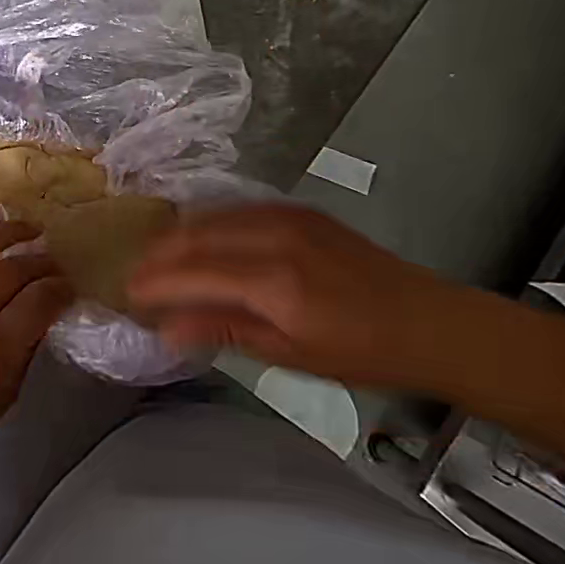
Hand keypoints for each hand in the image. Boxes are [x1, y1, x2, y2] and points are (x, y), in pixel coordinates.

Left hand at [0, 218, 75, 479]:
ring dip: (4, 233)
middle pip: (7, 273)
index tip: (69, 283)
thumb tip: (47, 304)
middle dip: (38, 261)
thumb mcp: (6, 392)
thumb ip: (27, 344)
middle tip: (54, 259)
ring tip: (26, 227)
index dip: (58, 288)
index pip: (34, 303)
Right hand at [125, 205, 510, 388]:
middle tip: (136, 275)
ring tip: (157, 258)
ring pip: (209, 217)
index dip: (154, 282)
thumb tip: (164, 329)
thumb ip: (222, 329)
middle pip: (193, 237)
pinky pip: (233, 210)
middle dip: (157, 255)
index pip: (191, 273)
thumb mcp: (289, 353)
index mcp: (273, 282)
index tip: (128, 293)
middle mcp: (273, 239)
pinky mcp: (297, 211)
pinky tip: (196, 239)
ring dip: (176, 236)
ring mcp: (286, 218)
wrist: (436, 324)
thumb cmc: (362, 352)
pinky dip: (205, 224)